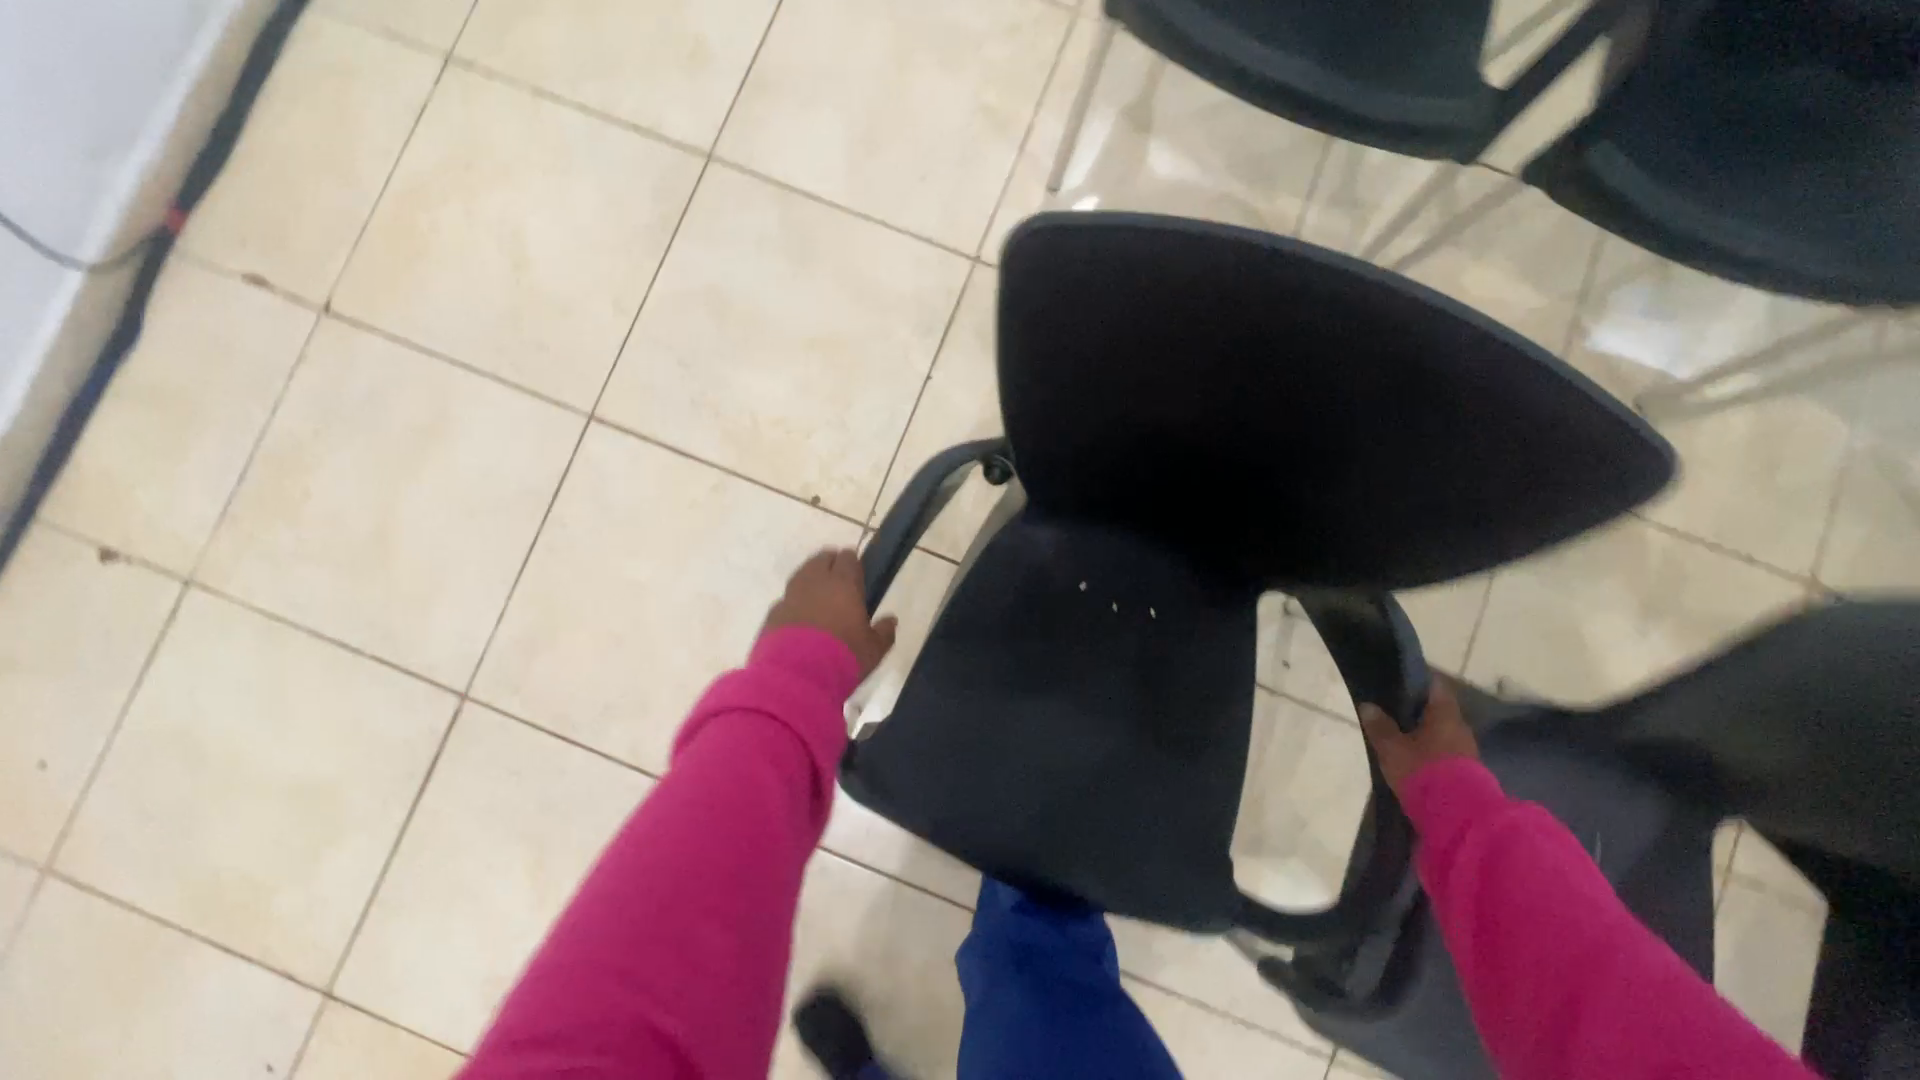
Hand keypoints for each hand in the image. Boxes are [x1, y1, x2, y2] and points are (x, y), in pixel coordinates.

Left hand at [761, 549, 897, 679]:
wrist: (797, 677)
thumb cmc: (844, 657)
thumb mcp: (874, 650)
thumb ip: (884, 632)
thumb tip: (890, 621)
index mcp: (843, 584)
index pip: (848, 558)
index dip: (853, 563)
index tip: (858, 575)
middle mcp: (815, 582)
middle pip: (822, 559)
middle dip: (830, 565)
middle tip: (839, 583)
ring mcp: (790, 596)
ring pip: (801, 575)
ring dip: (811, 580)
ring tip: (818, 598)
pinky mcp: (773, 613)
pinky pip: (787, 600)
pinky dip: (795, 604)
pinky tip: (800, 619)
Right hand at [1358, 677, 1478, 797]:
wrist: (1458, 815)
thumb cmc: (1422, 770)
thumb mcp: (1392, 748)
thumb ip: (1380, 726)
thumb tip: (1368, 705)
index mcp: (1444, 714)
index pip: (1435, 686)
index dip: (1418, 681)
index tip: (1399, 682)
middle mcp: (1460, 727)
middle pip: (1439, 711)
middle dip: (1418, 711)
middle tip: (1394, 712)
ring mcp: (1467, 751)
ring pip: (1443, 733)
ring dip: (1425, 734)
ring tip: (1401, 739)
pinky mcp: (1468, 772)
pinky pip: (1447, 753)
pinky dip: (1432, 752)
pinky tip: (1416, 761)